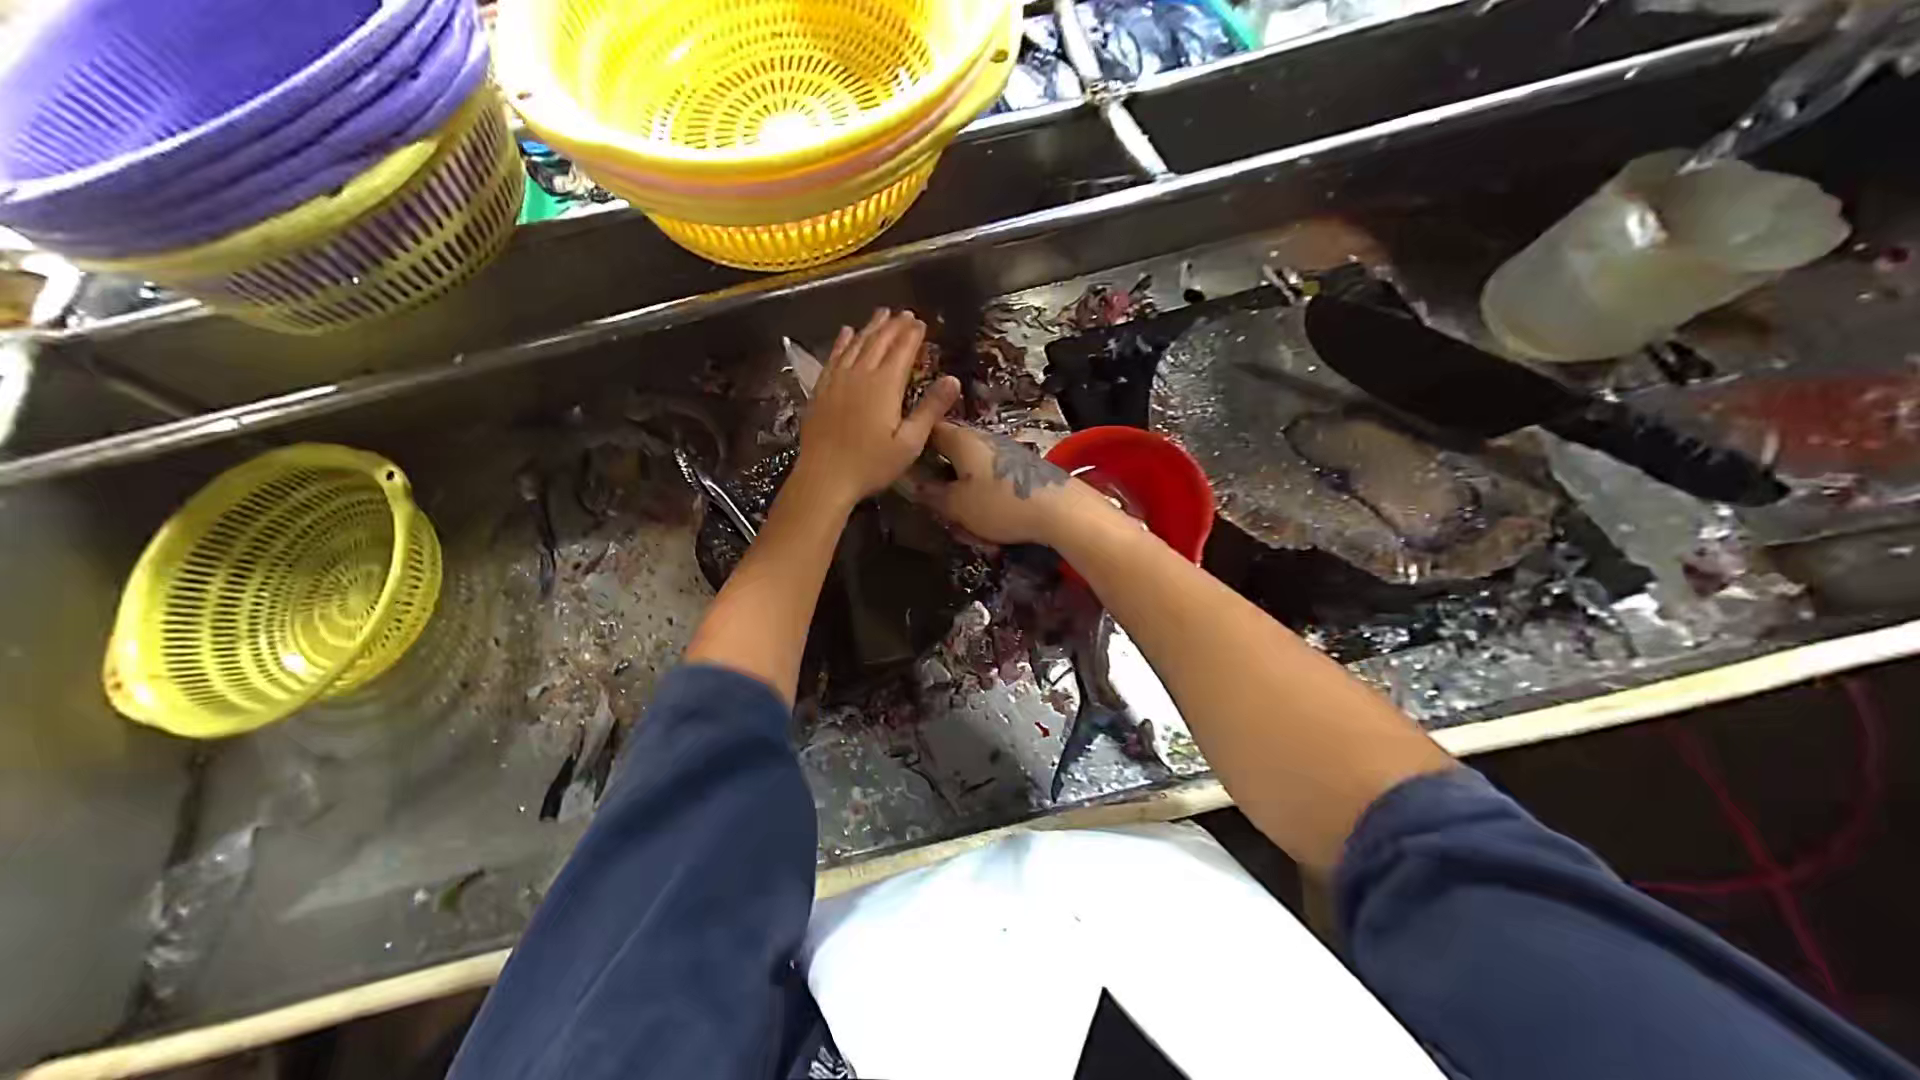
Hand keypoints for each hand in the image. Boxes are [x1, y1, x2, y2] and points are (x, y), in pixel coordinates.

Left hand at [795, 309, 961, 507]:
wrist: (823, 477)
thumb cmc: (870, 465)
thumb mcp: (909, 443)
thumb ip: (930, 409)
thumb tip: (953, 379)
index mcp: (884, 386)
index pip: (902, 351)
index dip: (912, 335)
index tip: (921, 323)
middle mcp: (860, 375)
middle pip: (879, 342)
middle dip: (893, 325)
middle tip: (904, 313)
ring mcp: (837, 380)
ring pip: (856, 345)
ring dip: (870, 327)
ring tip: (881, 314)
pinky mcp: (821, 390)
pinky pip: (834, 357)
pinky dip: (843, 342)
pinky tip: (846, 333)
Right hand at [913, 422, 1116, 544]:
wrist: (1061, 511)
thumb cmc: (1001, 504)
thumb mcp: (957, 506)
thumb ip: (932, 495)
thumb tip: (915, 486)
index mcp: (962, 440)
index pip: (929, 430)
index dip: (915, 447)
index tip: (906, 470)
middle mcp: (984, 440)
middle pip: (951, 456)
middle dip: (943, 486)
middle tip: (941, 512)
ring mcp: (1006, 454)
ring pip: (973, 476)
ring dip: (966, 501)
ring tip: (972, 530)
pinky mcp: (1023, 472)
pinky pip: (994, 485)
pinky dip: (987, 504)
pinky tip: (994, 528)